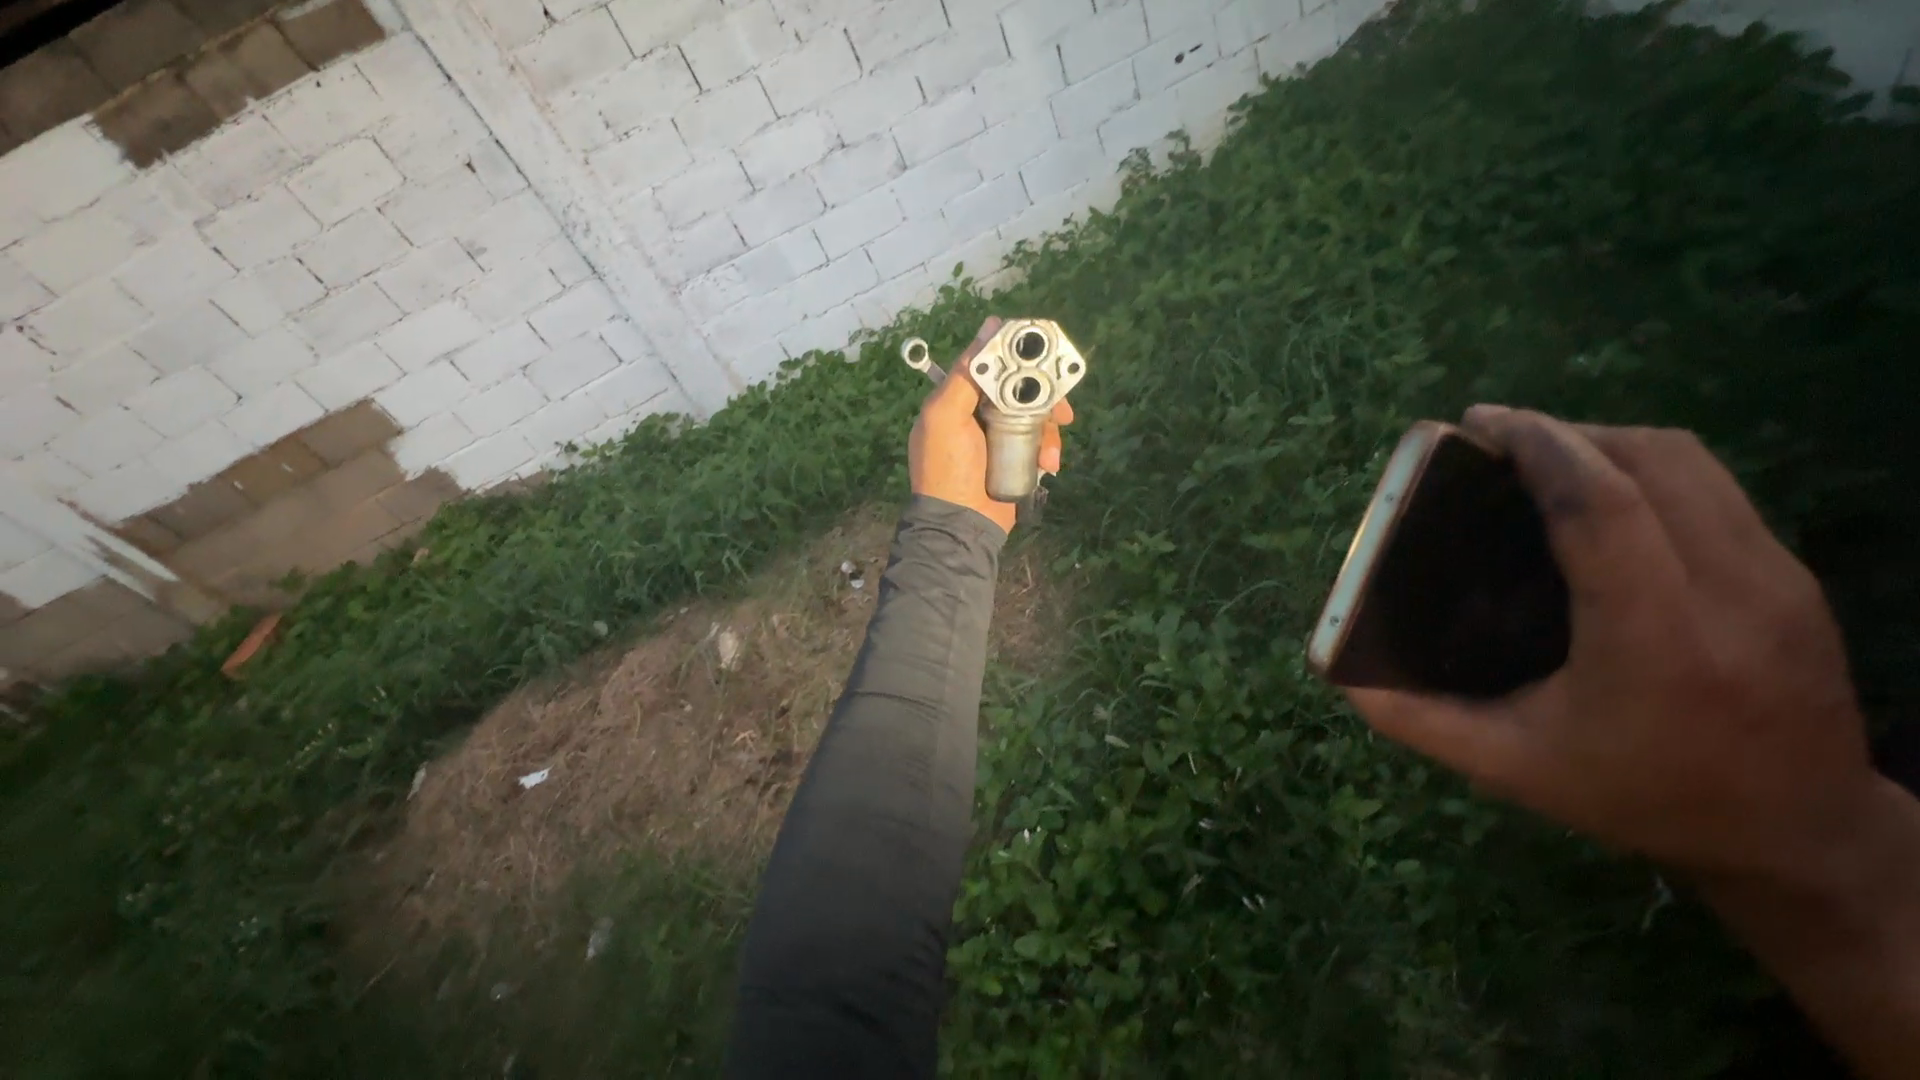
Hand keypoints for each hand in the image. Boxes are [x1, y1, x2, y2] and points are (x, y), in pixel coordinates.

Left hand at [909, 317, 1074, 534]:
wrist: (960, 525)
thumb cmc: (947, 468)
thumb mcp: (945, 416)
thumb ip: (964, 374)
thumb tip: (990, 327)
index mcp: (957, 398)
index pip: (991, 364)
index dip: (1018, 358)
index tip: (1044, 360)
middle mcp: (978, 413)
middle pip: (1021, 389)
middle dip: (1044, 398)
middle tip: (1063, 411)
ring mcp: (999, 437)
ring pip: (1035, 416)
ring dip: (1048, 430)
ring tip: (1050, 452)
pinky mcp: (1016, 459)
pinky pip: (1039, 442)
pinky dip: (1048, 450)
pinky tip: (1048, 464)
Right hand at [1348, 406, 1877, 883]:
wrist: (1798, 834)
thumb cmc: (1637, 796)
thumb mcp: (1510, 767)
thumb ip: (1420, 720)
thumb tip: (1344, 677)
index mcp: (1655, 639)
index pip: (1603, 505)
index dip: (1540, 447)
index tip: (1479, 423)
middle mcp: (1731, 592)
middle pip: (1649, 460)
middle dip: (1564, 431)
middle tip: (1493, 436)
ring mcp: (1777, 577)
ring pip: (1688, 461)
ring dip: (1604, 441)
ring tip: (1538, 456)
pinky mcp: (1794, 573)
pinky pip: (1712, 485)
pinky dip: (1641, 467)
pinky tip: (1596, 494)